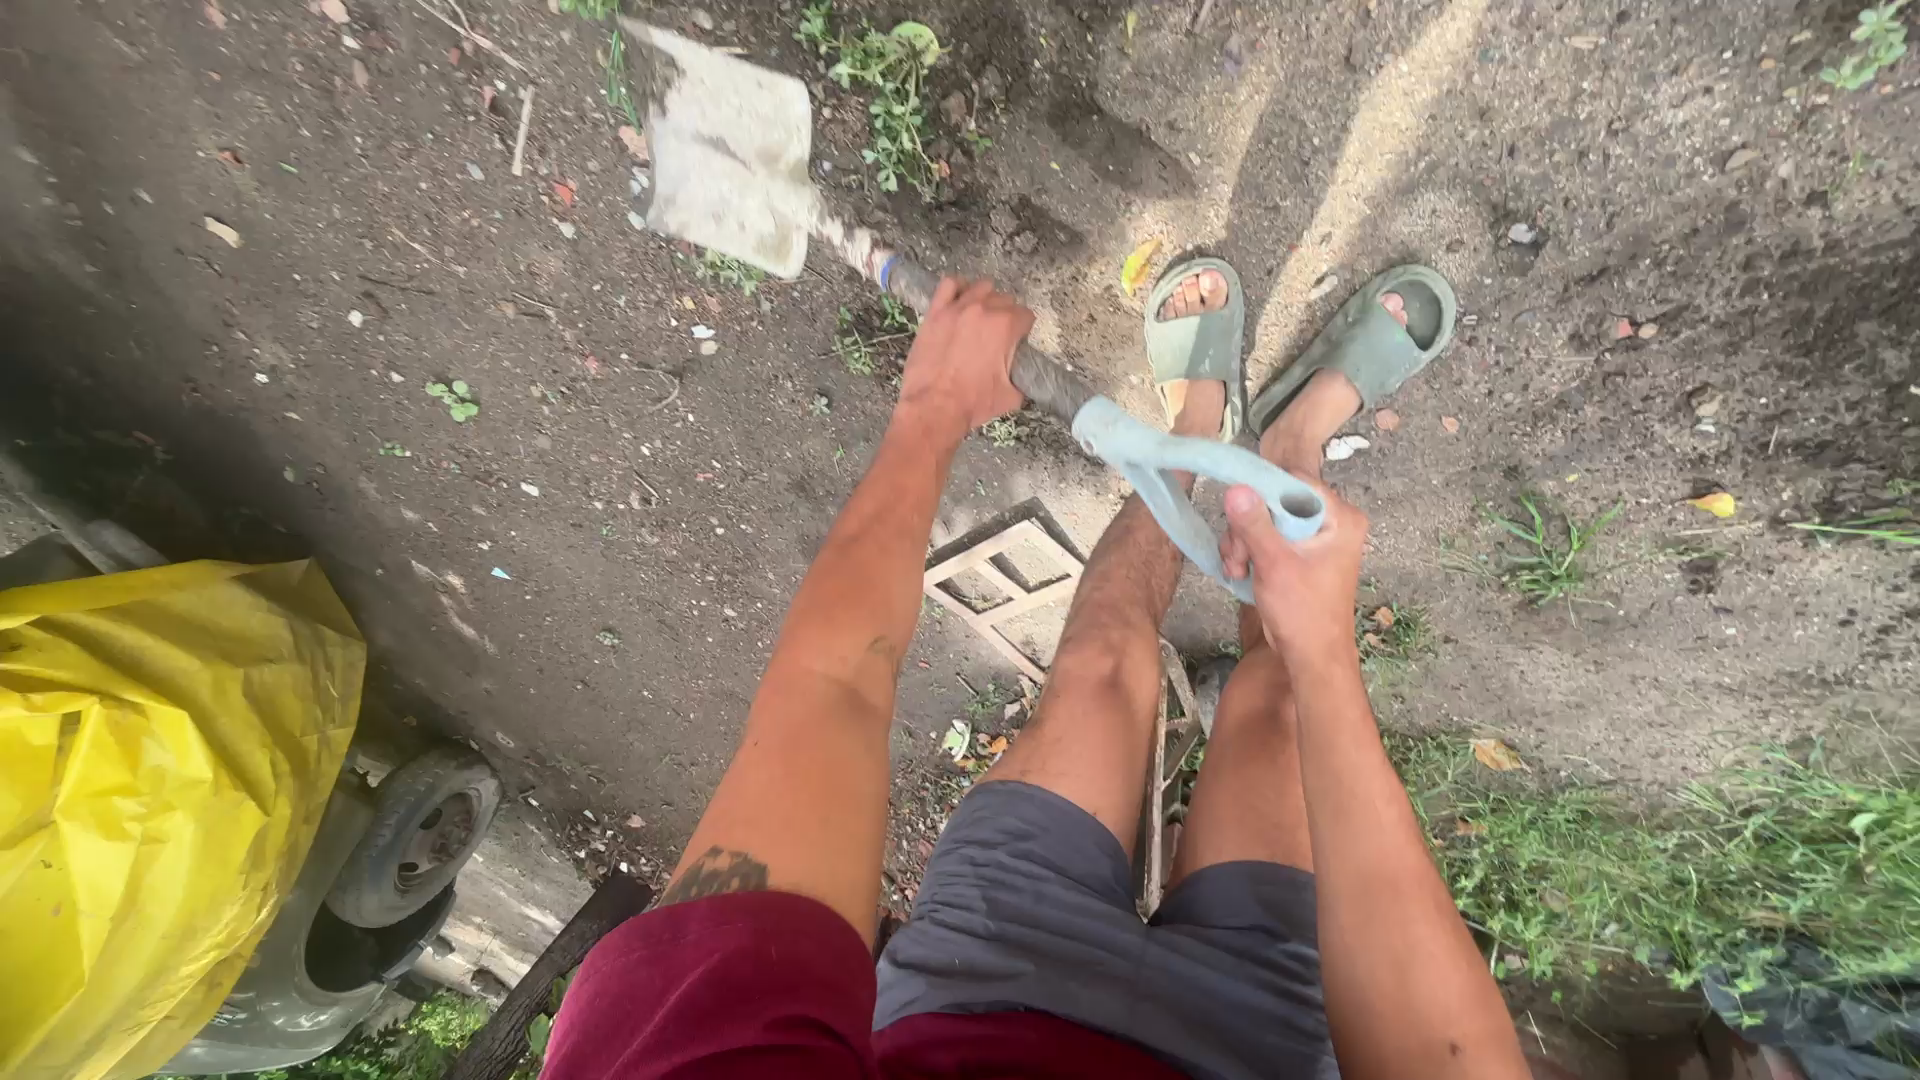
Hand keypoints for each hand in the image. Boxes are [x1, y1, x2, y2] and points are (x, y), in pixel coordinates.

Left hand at [896, 278, 1031, 441]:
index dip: (1024, 330)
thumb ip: (1022, 377)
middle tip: (998, 336)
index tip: (1017, 341)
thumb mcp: (1011, 396)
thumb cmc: (972, 403)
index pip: (1026, 316)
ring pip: (980, 287)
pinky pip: (949, 285)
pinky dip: (958, 288)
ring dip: (986, 299)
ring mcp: (957, 309)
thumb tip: (1021, 374)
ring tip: (981, 316)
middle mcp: (983, 310)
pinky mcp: (936, 313)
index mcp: (1005, 327)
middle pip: (1004, 300)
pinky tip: (960, 299)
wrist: (934, 407)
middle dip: (1006, 317)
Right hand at [1220, 481, 1367, 661]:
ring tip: (1238, 570)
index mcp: (1340, 518)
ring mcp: (1312, 539)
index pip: (1295, 481)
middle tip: (1238, 556)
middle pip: (1274, 501)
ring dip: (1242, 544)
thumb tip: (1235, 488)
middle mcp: (1330, 522)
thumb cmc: (1302, 612)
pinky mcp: (1297, 555)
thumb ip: (1254, 524)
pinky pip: (1264, 538)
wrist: (1311, 656)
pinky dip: (1248, 553)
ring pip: (1264, 521)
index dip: (1261, 490)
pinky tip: (1241, 573)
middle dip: (1247, 528)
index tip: (1234, 506)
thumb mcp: (1274, 564)